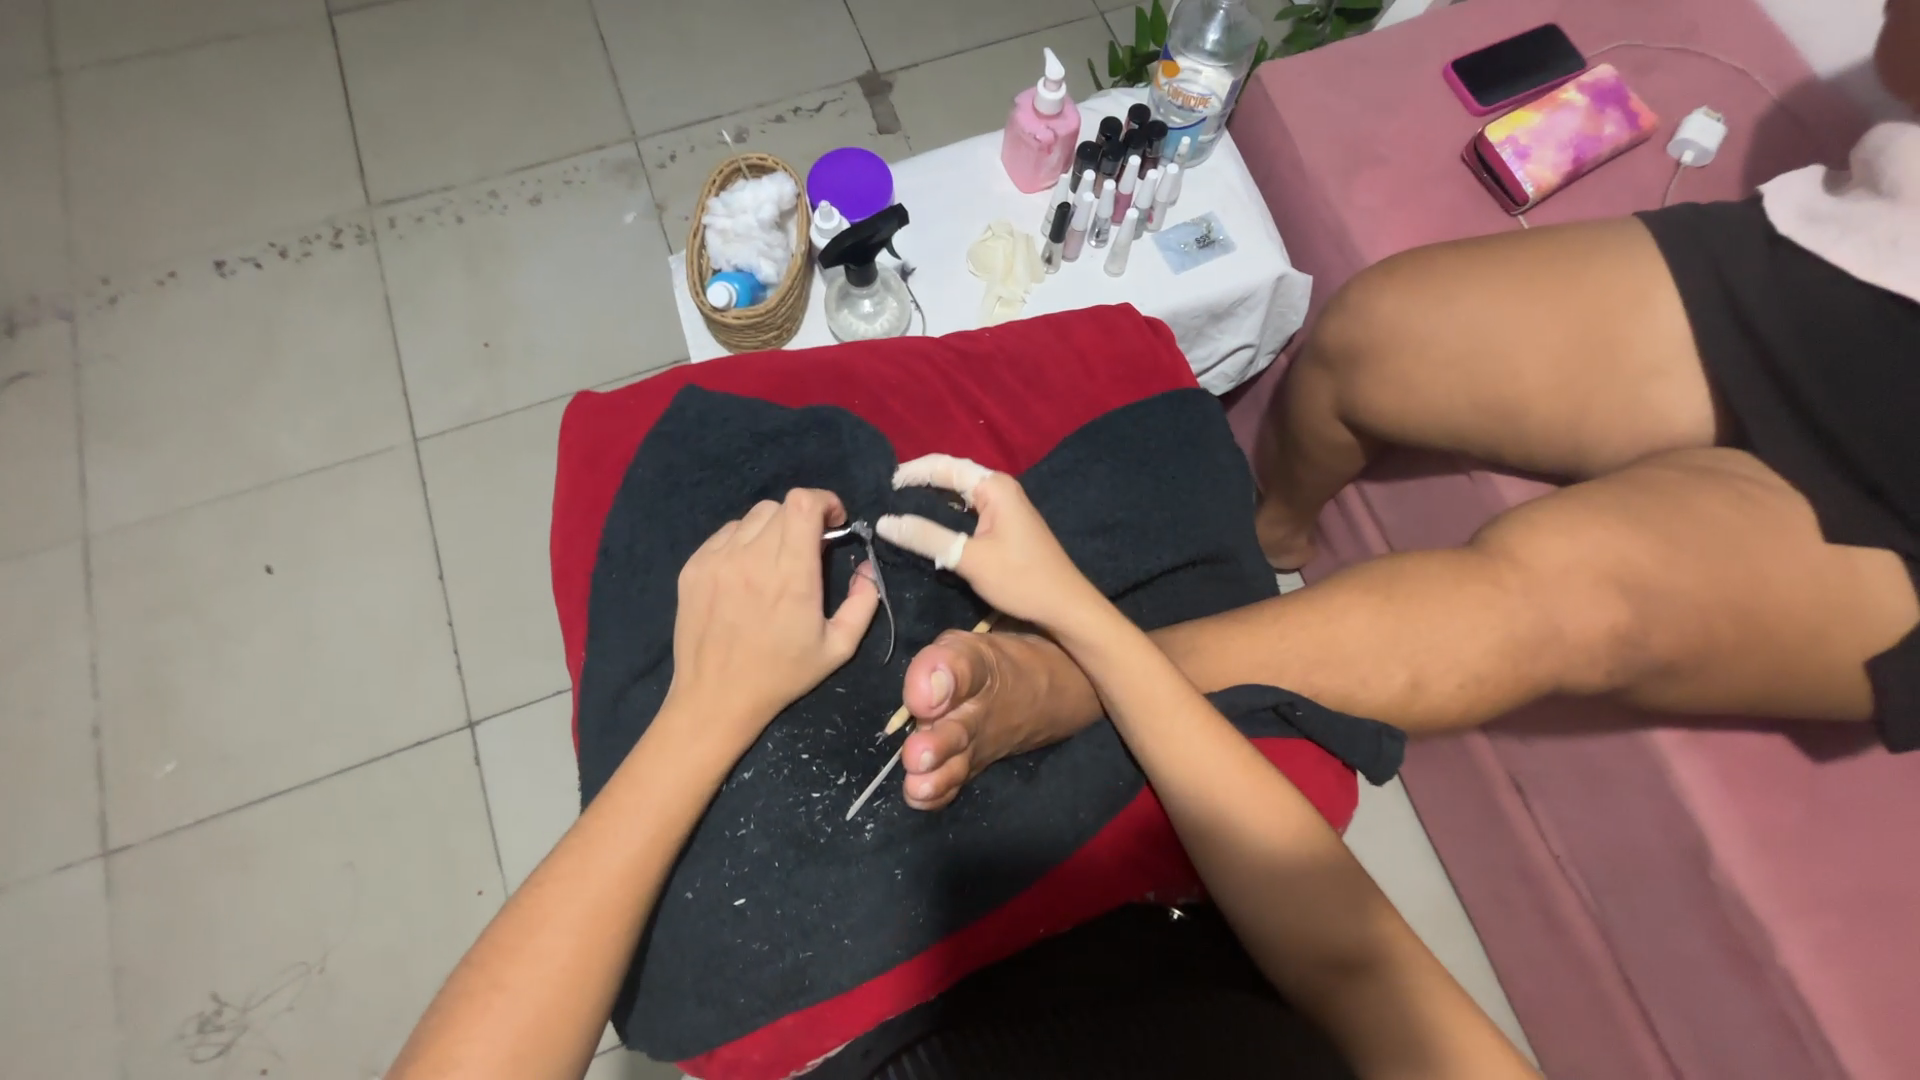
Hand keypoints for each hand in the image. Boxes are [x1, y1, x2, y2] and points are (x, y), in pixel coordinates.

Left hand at [668, 489, 880, 747]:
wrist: (716, 698)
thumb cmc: (782, 674)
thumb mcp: (839, 647)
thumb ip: (863, 602)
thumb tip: (868, 568)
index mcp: (791, 575)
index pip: (803, 504)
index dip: (824, 501)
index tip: (834, 523)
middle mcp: (752, 558)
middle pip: (781, 506)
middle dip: (804, 518)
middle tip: (810, 547)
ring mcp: (717, 560)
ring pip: (753, 517)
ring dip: (774, 529)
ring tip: (777, 559)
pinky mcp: (694, 567)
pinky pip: (726, 534)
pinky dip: (744, 541)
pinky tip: (748, 571)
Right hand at [875, 455, 1105, 633]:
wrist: (1065, 606)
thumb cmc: (1021, 579)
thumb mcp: (968, 558)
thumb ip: (926, 537)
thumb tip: (885, 521)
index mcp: (994, 486)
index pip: (944, 465)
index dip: (912, 472)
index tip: (882, 485)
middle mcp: (1000, 488)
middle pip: (951, 477)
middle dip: (918, 484)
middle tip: (884, 498)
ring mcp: (1004, 507)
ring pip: (959, 496)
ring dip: (931, 502)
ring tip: (898, 512)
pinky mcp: (1004, 526)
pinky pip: (968, 512)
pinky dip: (946, 517)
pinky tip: (927, 529)